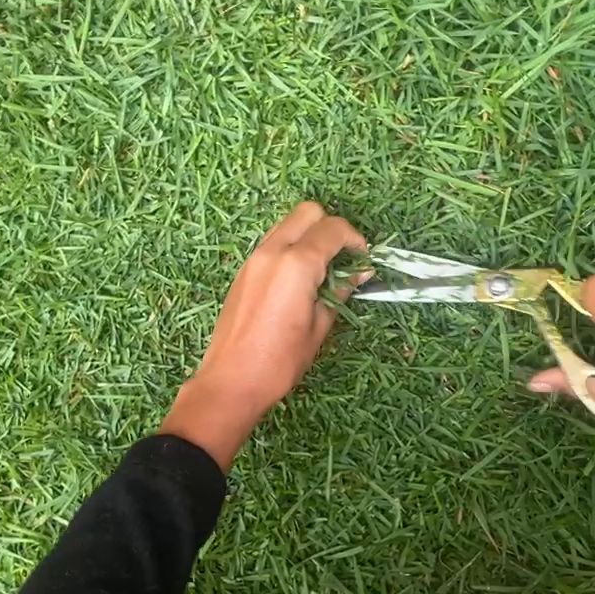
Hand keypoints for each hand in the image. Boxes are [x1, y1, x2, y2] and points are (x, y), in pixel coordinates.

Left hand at [161, 202, 366, 469]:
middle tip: (344, 258)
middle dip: (331, 227)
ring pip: (288, 224)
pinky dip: (292, 247)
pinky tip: (300, 279)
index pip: (332, 230)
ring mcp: (254, 259)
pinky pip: (273, 242)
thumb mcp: (319, 326)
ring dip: (309, 235)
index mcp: (295, 265)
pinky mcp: (244, 271)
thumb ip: (339, 291)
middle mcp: (272, 252)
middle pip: (308, 212)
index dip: (355, 240)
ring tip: (323, 269)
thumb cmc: (280, 361)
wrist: (231, 380)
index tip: (363, 260)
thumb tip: (360, 272)